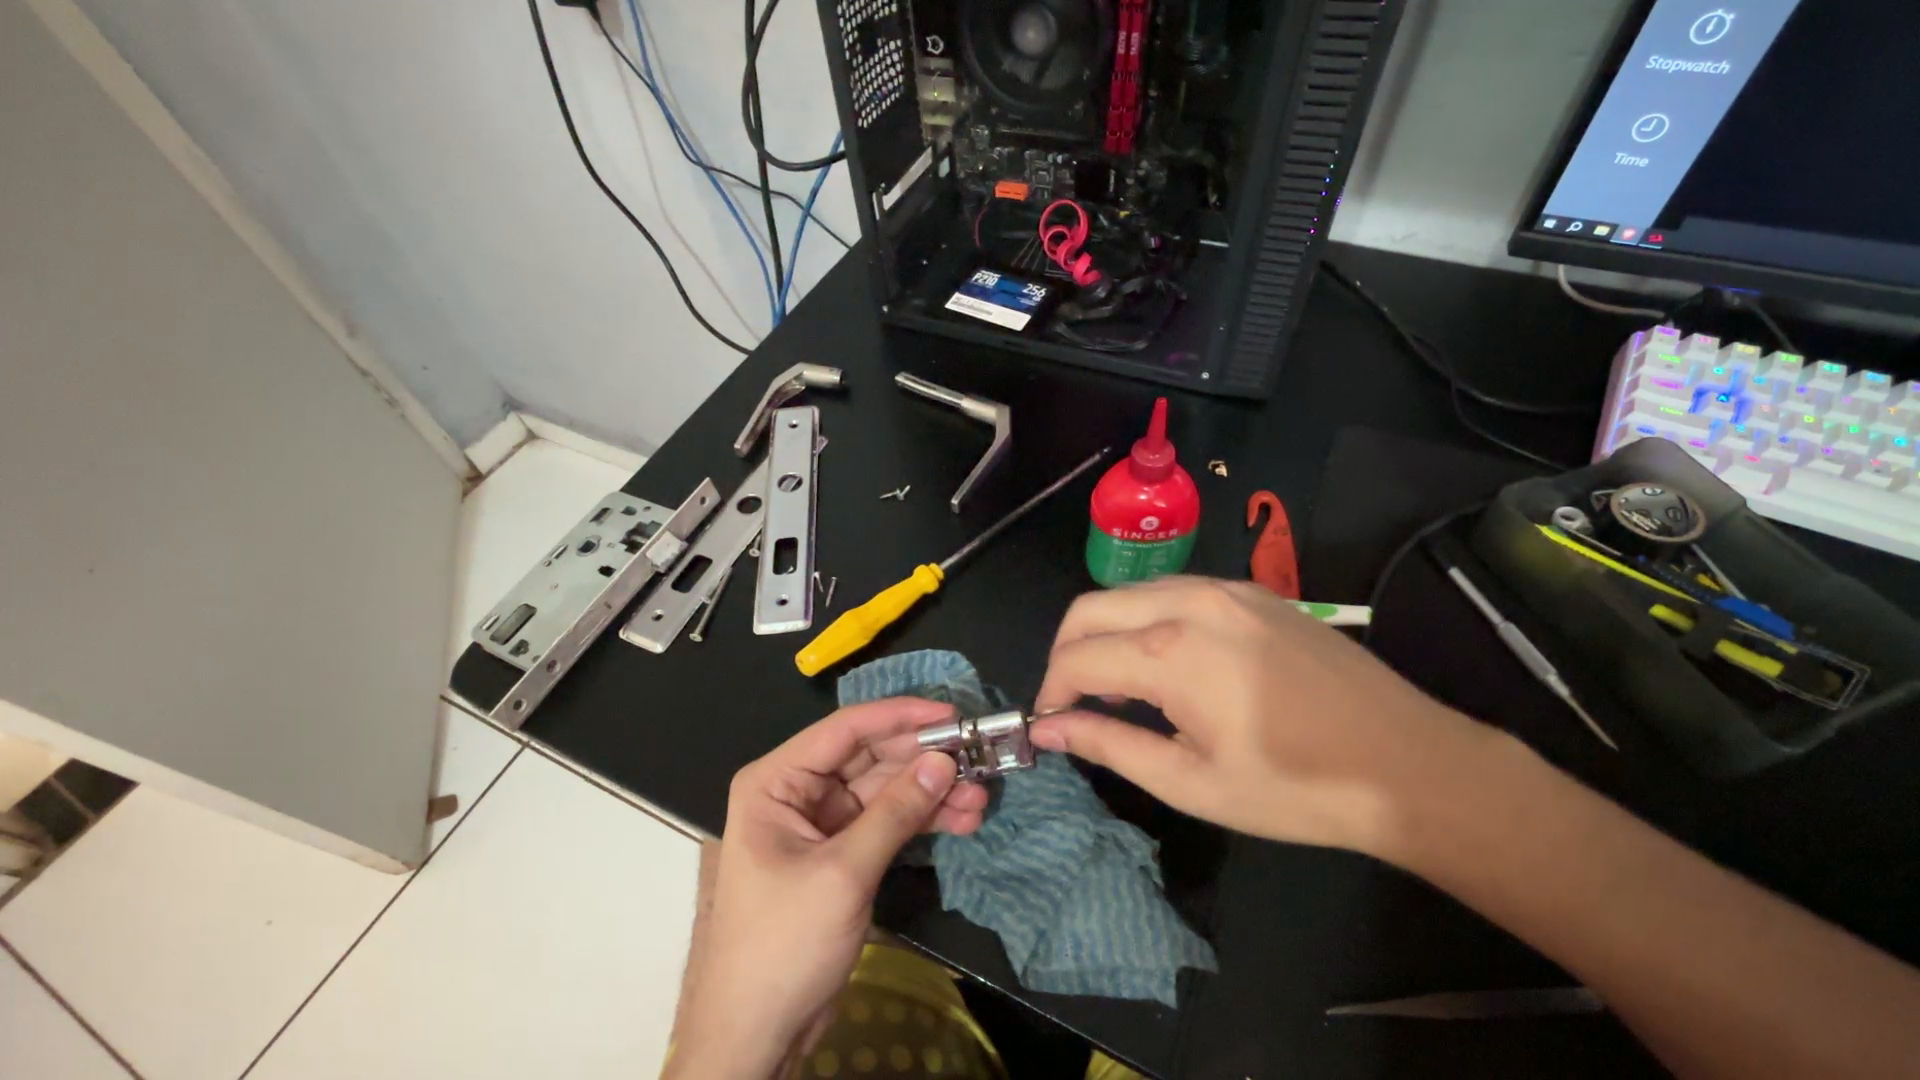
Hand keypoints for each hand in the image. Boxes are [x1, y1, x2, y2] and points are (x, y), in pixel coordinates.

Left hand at [669, 698, 988, 1077]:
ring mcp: (821, 825)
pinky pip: (886, 823)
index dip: (899, 717)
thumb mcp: (843, 873)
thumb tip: (943, 761)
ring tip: (981, 799)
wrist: (757, 1030)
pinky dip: (921, 822)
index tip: (952, 714)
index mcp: (777, 781)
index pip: (844, 730)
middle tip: (978, 758)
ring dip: (930, 794)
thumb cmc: (784, 943)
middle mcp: (797, 792)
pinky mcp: (841, 856)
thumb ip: (895, 812)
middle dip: (923, 761)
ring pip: (885, 792)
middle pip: (869, 759)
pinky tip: (961, 821)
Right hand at [1029, 577, 1498, 859]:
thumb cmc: (1293, 787)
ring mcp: (1228, 590)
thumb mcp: (1191, 781)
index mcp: (1170, 651)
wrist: (1406, 763)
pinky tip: (1170, 664)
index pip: (1076, 657)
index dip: (1050, 691)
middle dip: (1066, 652)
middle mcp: (1191, 602)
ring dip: (1107, 632)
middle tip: (1073, 702)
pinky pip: (1176, 591)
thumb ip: (1110, 744)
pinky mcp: (1256, 593)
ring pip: (1132, 593)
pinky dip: (1149, 619)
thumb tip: (1050, 728)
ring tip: (1121, 688)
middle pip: (1091, 607)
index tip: (1050, 724)